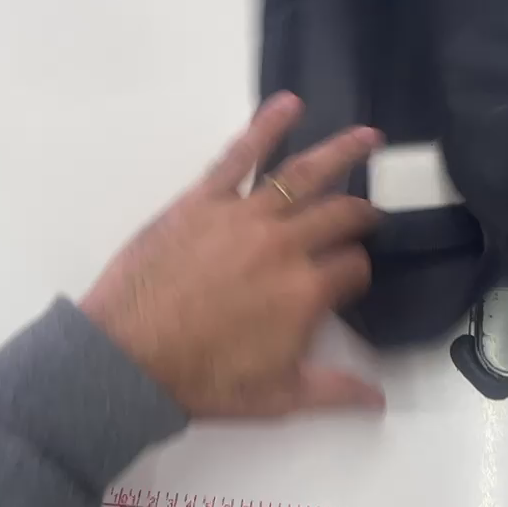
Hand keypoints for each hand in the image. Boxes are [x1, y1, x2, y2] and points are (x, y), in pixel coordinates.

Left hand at [82, 93, 385, 418]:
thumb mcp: (277, 398)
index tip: (350, 276)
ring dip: (341, 152)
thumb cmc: (203, 381)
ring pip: (304, 174)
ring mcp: (245, 216)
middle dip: (361, 216)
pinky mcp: (204, 199)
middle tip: (368, 216)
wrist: (127, 360)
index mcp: (306, 292)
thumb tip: (380, 401)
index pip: (353, 267)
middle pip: (340, 217)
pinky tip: (289, 105)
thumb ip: (334, 392)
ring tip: (368, 136)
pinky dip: (266, 126)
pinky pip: (240, 155)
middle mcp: (286, 246)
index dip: (358, 271)